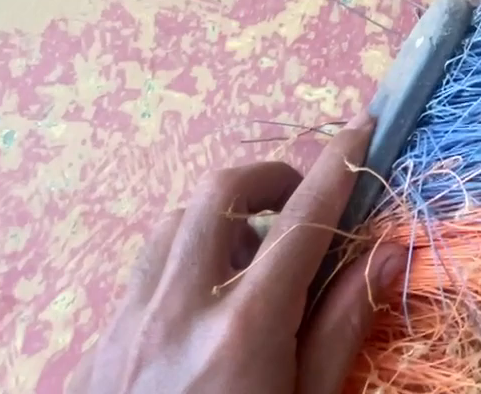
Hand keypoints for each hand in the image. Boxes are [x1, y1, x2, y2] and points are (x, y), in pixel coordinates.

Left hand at [68, 117, 398, 393]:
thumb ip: (344, 323)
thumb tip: (386, 249)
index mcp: (243, 329)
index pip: (304, 216)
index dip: (339, 163)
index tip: (362, 127)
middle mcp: (177, 312)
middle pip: (221, 192)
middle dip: (271, 173)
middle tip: (302, 195)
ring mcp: (124, 329)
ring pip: (172, 222)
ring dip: (222, 214)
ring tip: (252, 253)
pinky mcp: (93, 352)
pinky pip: (142, 271)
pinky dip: (185, 256)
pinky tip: (206, 302)